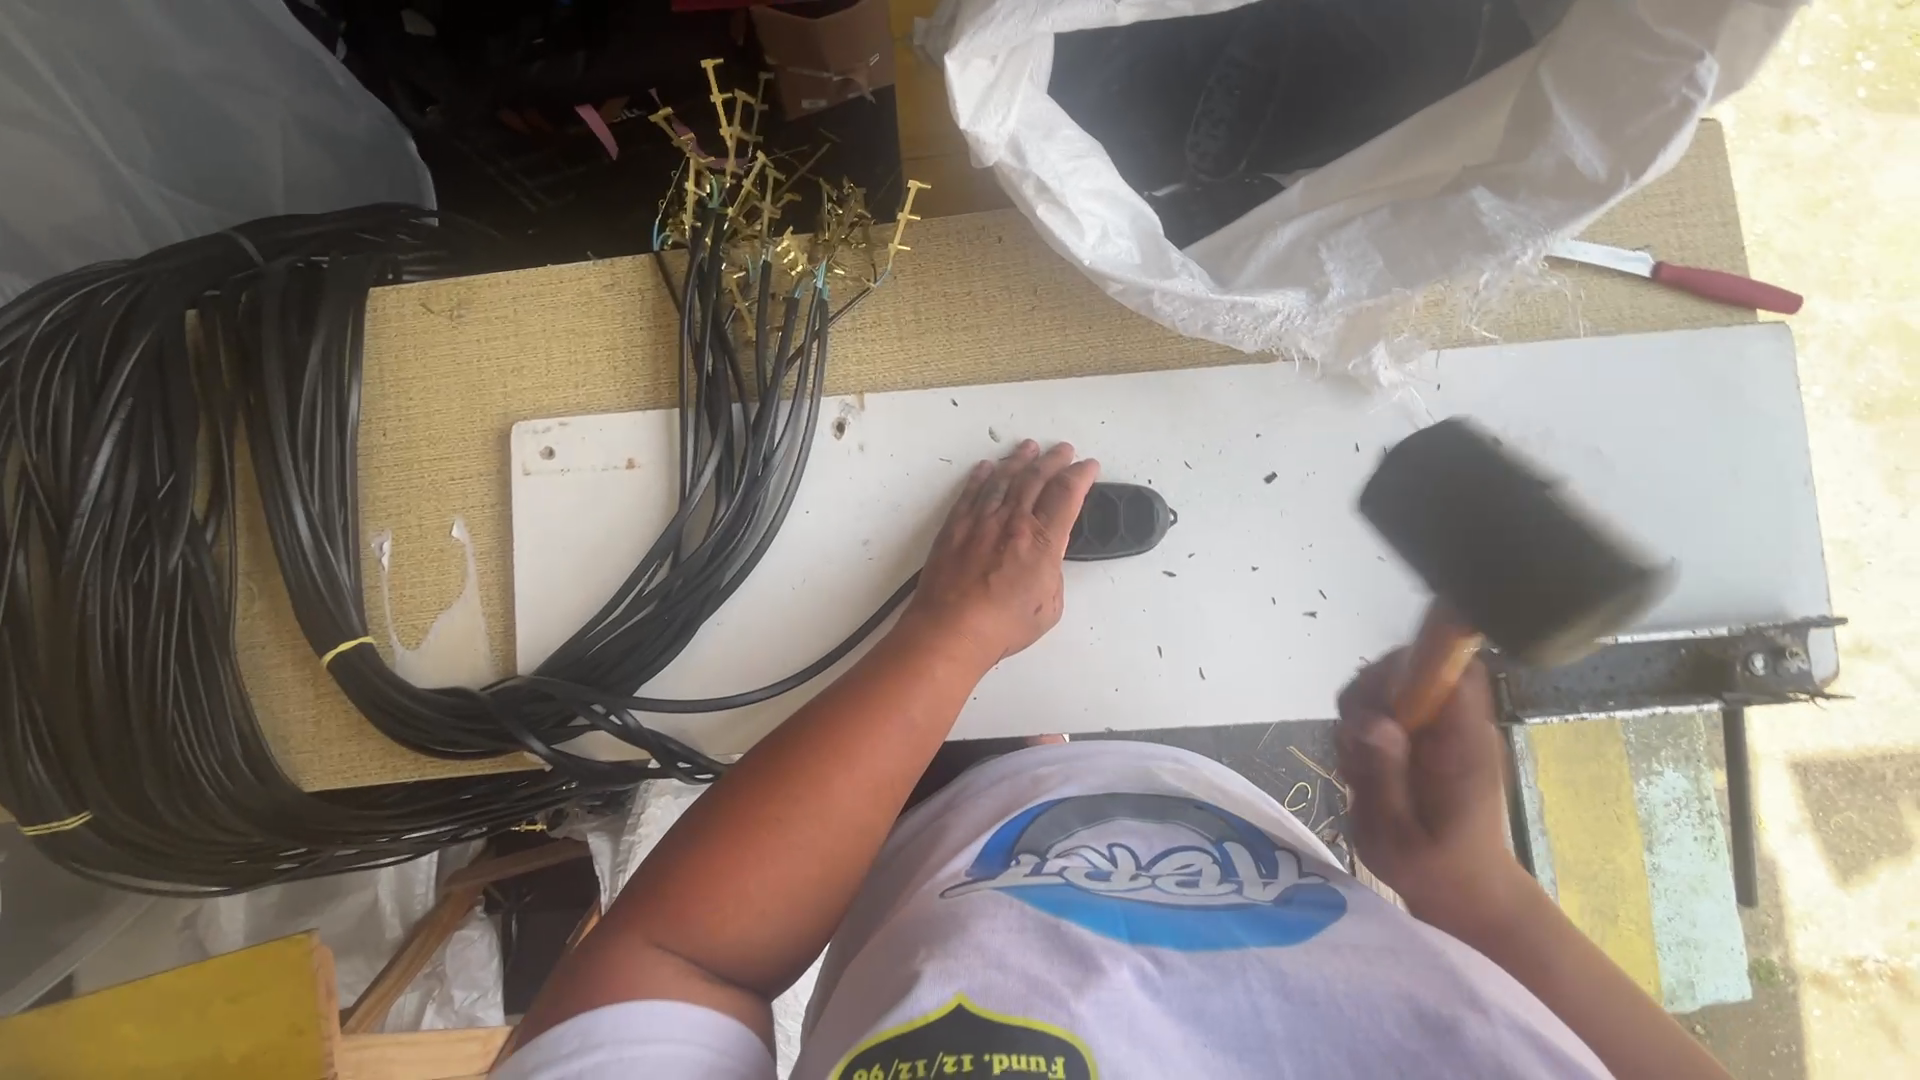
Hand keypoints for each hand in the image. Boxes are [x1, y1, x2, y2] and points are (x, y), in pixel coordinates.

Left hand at [899, 440, 1098, 667]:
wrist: (951, 629)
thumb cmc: (1000, 625)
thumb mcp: (1049, 607)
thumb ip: (1052, 575)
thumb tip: (1045, 562)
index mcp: (1042, 541)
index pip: (1067, 494)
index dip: (1081, 475)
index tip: (1088, 467)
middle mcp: (1012, 523)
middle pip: (1036, 478)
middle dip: (1053, 460)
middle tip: (1063, 449)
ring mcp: (980, 522)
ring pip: (1003, 479)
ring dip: (1018, 460)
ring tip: (1028, 447)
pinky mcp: (954, 528)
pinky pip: (970, 493)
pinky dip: (980, 477)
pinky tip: (986, 468)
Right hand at [1336, 654, 1535, 931]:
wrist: (1464, 895)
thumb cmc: (1437, 872)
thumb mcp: (1401, 832)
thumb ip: (1384, 774)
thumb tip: (1369, 719)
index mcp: (1464, 741)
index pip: (1446, 667)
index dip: (1404, 668)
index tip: (1371, 707)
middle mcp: (1451, 725)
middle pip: (1403, 670)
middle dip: (1365, 698)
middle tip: (1354, 747)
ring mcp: (1434, 731)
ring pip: (1382, 690)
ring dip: (1355, 721)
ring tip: (1357, 771)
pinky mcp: (1418, 741)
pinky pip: (1378, 713)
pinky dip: (1357, 735)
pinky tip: (1360, 774)